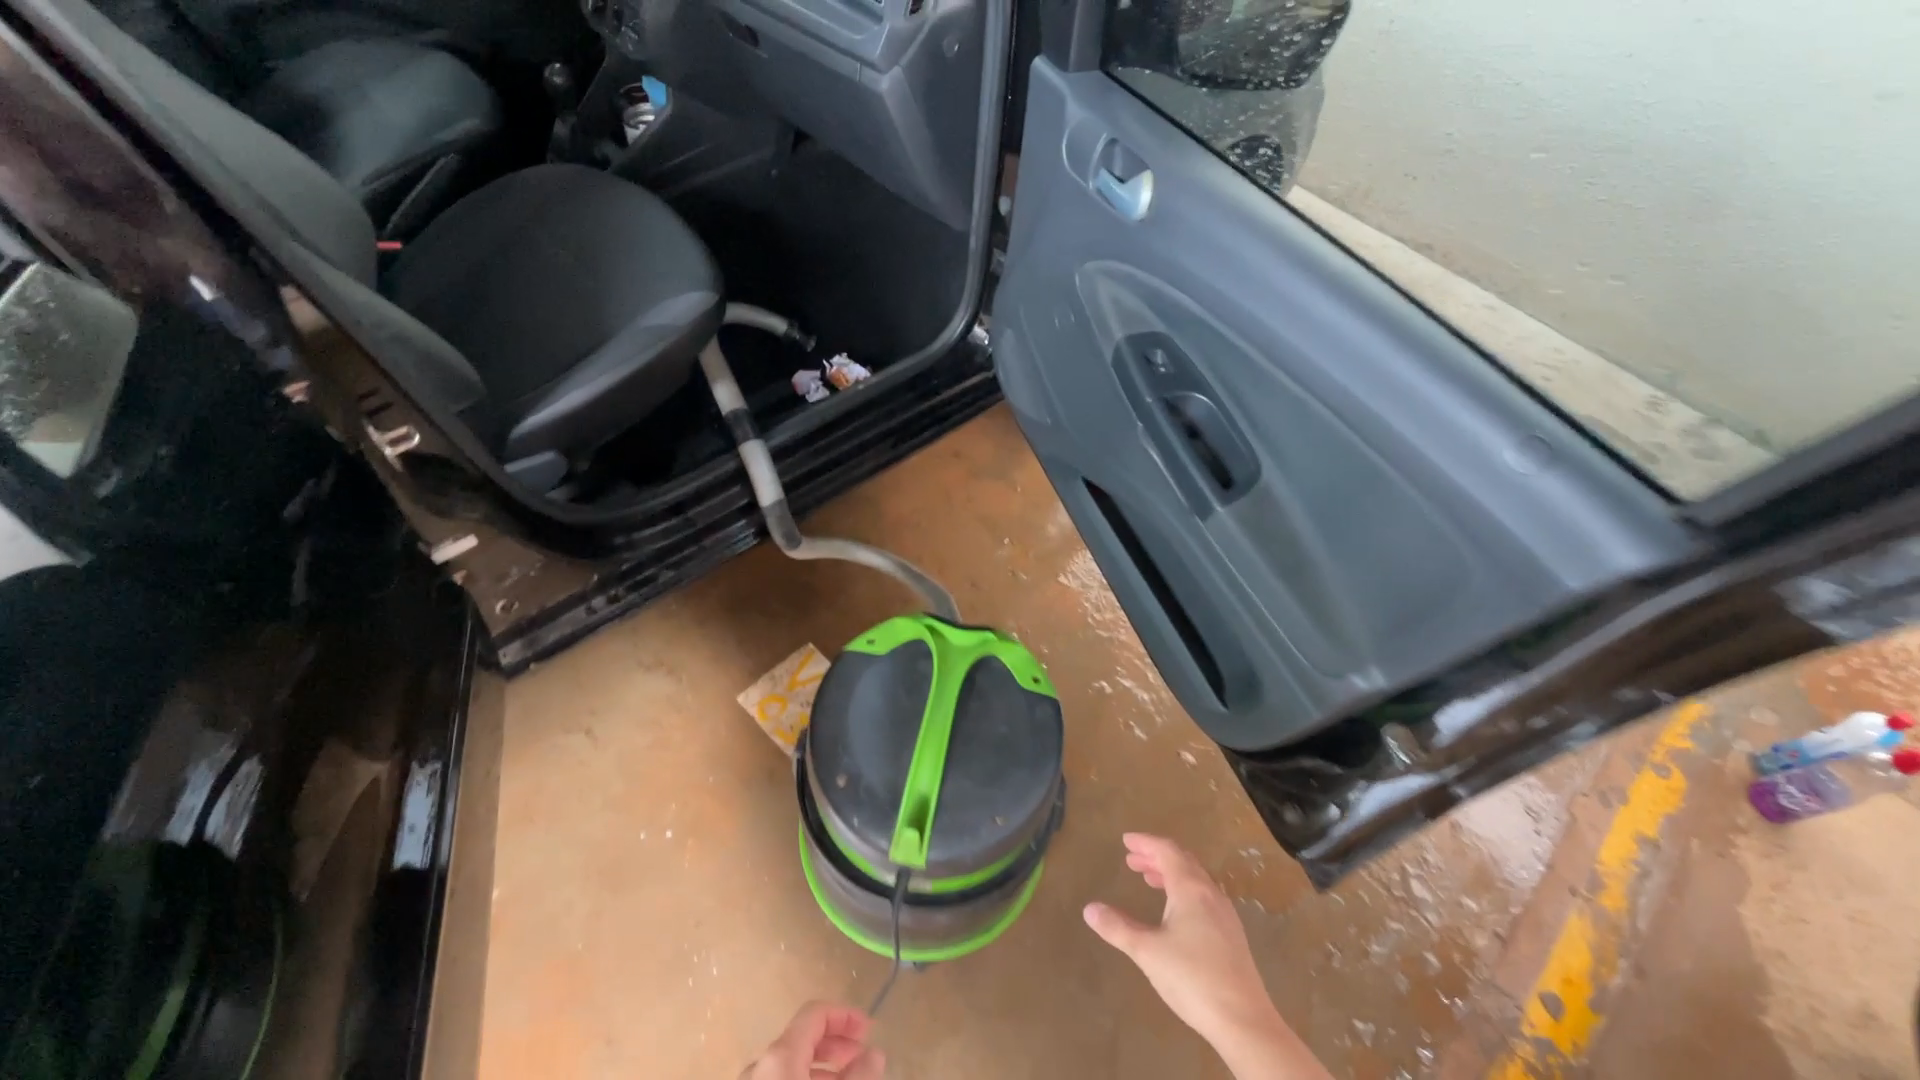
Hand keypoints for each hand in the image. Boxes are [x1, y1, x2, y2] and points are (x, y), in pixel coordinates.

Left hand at [740, 1001, 884, 1079]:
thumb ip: (858, 1073)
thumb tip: (875, 1053)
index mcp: (780, 1052)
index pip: (815, 1012)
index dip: (845, 1014)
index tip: (869, 1028)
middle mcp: (760, 1062)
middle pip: (803, 1037)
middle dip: (837, 1041)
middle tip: (863, 1054)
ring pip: (793, 1062)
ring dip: (824, 1063)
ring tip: (849, 1076)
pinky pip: (781, 1077)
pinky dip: (805, 1076)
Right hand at [1084, 834, 1329, 1079]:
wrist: (1243, 1019)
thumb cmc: (1192, 978)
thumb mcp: (1147, 952)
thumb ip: (1118, 928)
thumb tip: (1090, 909)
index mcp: (1191, 890)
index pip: (1167, 852)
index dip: (1146, 843)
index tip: (1126, 840)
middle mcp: (1211, 895)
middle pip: (1184, 862)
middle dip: (1156, 856)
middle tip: (1132, 859)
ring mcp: (1225, 915)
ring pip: (1196, 880)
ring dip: (1171, 874)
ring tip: (1149, 880)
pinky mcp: (1231, 935)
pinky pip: (1204, 897)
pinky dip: (1184, 891)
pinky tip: (1175, 913)